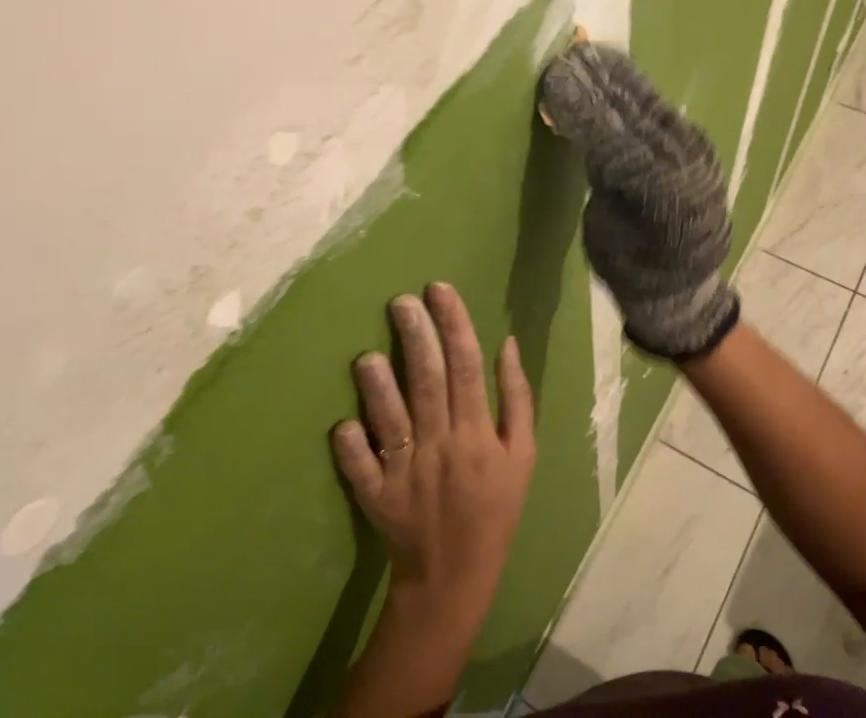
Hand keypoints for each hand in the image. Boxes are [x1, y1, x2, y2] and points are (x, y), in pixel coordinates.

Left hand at [332, 283, 534, 632]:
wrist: (457, 575)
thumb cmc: (496, 508)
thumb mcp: (523, 456)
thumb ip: (517, 400)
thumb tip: (507, 345)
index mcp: (478, 433)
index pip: (466, 366)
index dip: (454, 324)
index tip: (440, 290)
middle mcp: (441, 445)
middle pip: (427, 380)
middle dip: (415, 336)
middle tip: (401, 301)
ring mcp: (405, 471)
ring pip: (389, 417)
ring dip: (377, 384)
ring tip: (367, 355)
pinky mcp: (376, 495)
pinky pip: (359, 464)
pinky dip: (350, 443)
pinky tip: (343, 422)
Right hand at [539, 42, 738, 358]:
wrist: (684, 289)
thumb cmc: (632, 267)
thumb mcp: (604, 226)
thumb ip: (601, 175)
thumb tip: (581, 131)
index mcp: (654, 188)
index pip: (609, 133)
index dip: (580, 104)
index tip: (554, 77)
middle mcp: (681, 162)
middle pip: (632, 111)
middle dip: (599, 81)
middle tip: (570, 53)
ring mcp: (696, 152)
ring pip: (650, 105)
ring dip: (619, 80)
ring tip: (591, 55)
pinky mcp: (701, 150)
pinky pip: (663, 114)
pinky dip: (638, 94)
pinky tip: (619, 78)